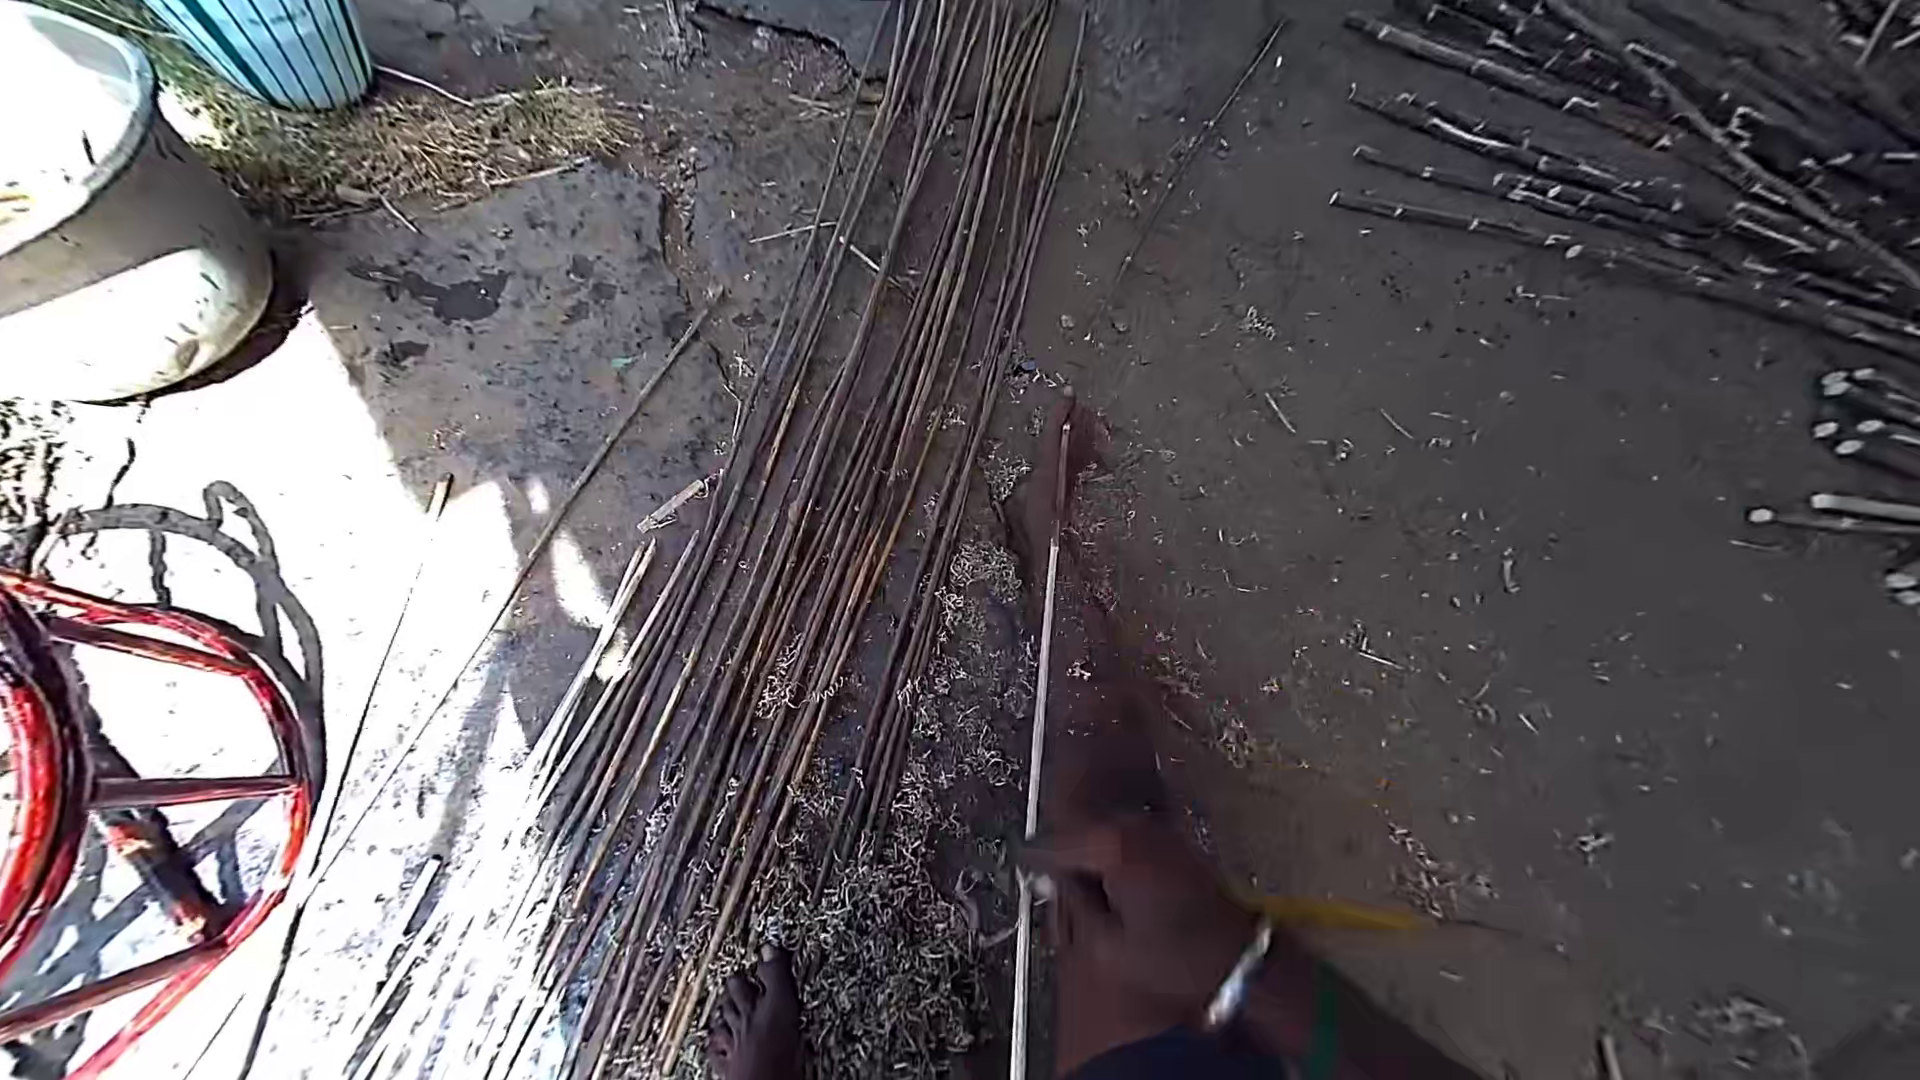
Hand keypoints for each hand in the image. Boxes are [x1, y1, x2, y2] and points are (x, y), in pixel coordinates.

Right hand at [1024, 814, 1257, 1017]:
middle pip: (1075, 830)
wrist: (1237, 958)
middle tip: (1048, 880)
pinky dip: (1107, 851)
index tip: (1021, 865)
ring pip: (1097, 830)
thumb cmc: (1174, 957)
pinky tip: (1109, 880)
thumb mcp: (1108, 946)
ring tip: (1081, 885)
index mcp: (1110, 847)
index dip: (1033, 857)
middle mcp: (1128, 826)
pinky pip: (1120, 835)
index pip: (1054, 843)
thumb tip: (1050, 882)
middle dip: (1060, 853)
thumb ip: (1072, 905)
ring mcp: (1149, 827)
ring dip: (1083, 851)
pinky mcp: (1164, 835)